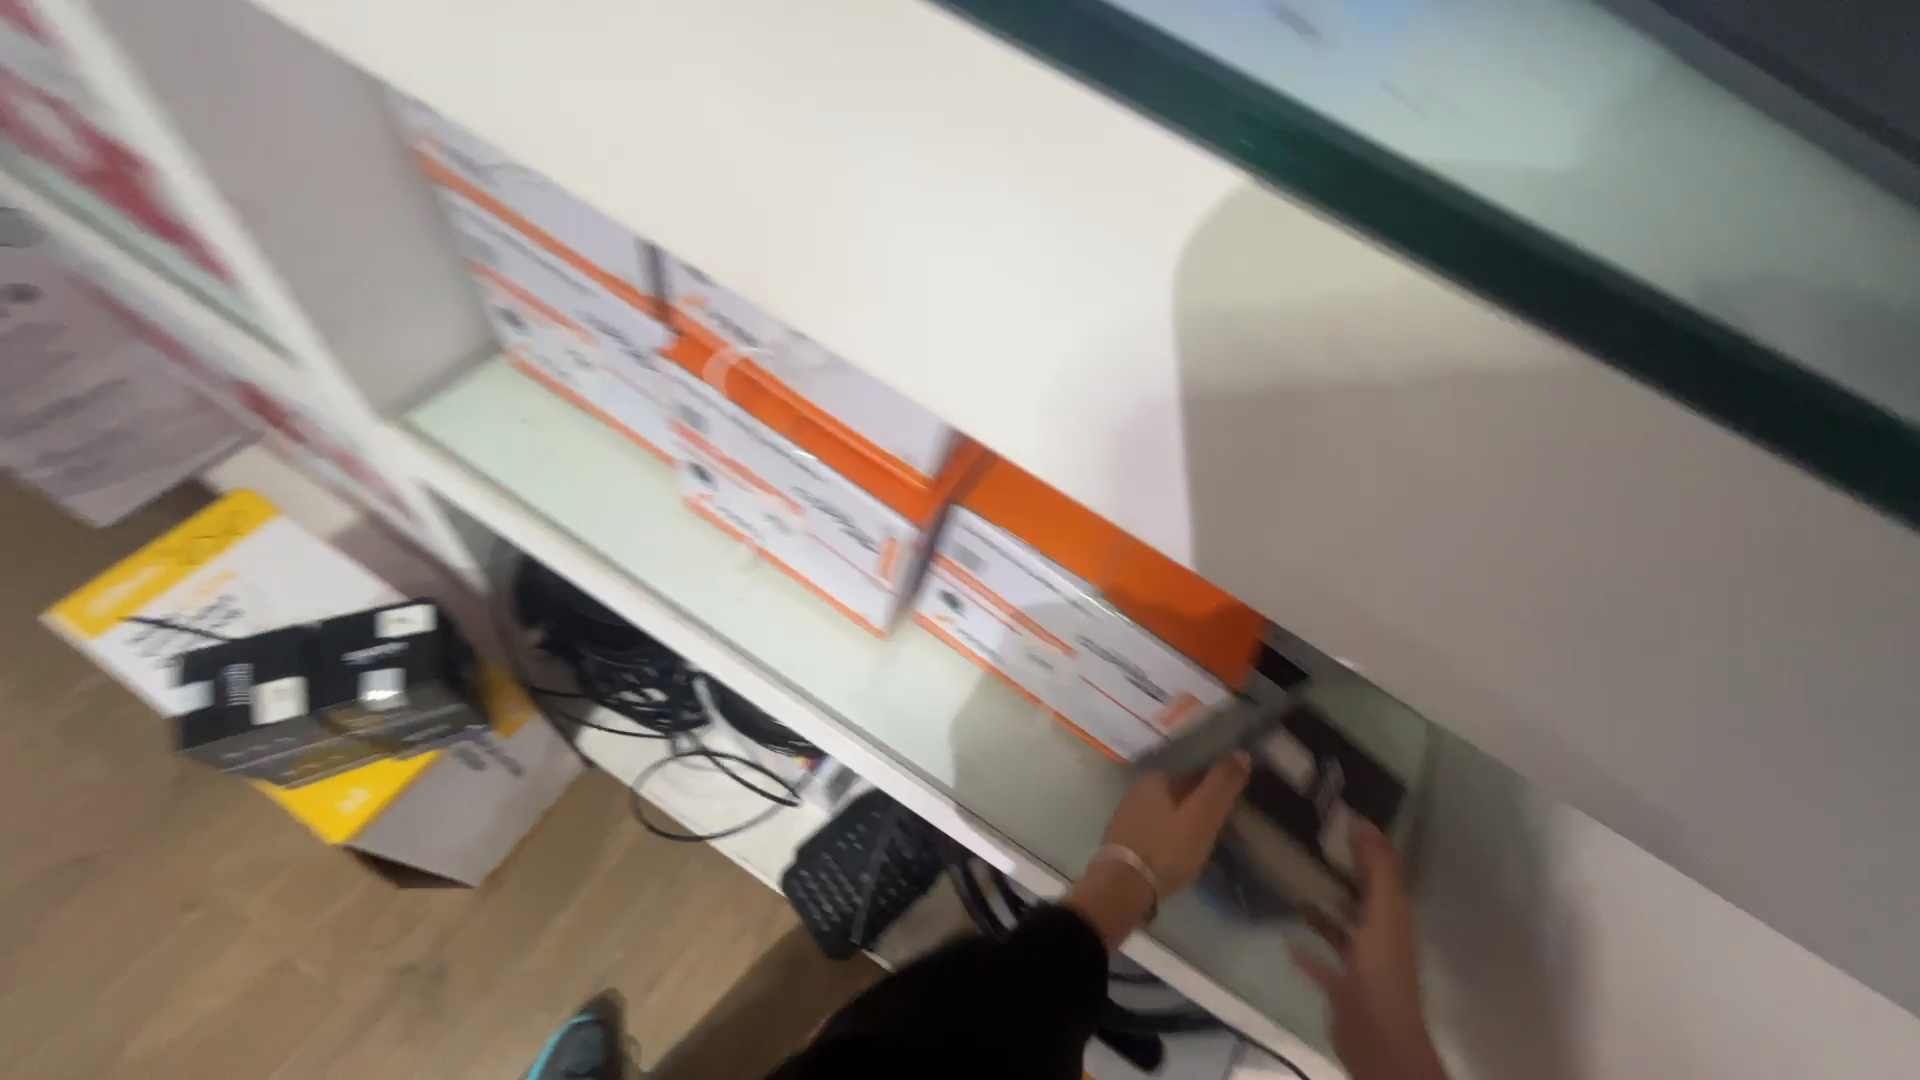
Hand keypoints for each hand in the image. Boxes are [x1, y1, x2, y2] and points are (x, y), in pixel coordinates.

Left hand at [1064, 753, 1252, 945]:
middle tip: (1225, 816)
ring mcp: (1127, 815)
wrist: (1122, 888)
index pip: (1192, 770)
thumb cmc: (1166, 849)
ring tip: (1206, 833)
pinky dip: (1170, 832)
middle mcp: (1137, 791)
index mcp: (1155, 779)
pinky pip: (1154, 828)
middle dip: (1199, 799)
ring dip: (1184, 817)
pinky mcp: (1124, 839)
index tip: (1234, 794)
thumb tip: (1241, 752)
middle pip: (1177, 789)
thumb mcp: (1201, 817)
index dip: (1215, 780)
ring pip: (1165, 809)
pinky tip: (1180, 847)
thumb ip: (1221, 786)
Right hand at [1289, 821, 1447, 1079]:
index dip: (1365, 844)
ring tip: (1290, 883)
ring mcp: (1360, 964)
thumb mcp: (1384, 912)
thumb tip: (1364, 821)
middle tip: (1304, 842)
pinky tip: (1286, 938)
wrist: (1377, 1038)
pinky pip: (1321, 963)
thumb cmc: (1382, 969)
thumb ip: (1377, 869)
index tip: (1335, 815)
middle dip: (1338, 871)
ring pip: (1339, 927)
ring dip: (1320, 908)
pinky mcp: (1341, 987)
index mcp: (1394, 917)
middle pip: (1360, 897)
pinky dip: (1306, 951)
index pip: (1382, 872)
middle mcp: (1380, 937)